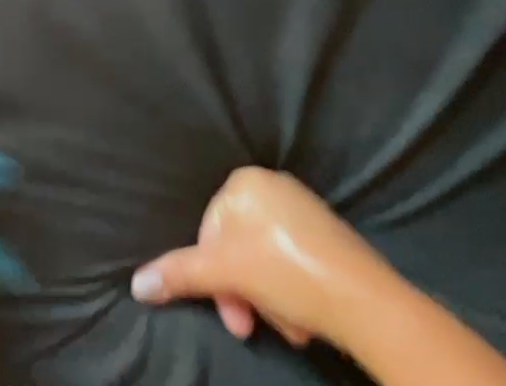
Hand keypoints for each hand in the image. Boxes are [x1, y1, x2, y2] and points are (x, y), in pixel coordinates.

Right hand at [130, 167, 397, 347]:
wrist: (369, 304)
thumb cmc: (286, 272)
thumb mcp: (223, 273)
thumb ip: (177, 273)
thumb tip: (136, 284)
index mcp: (246, 180)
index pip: (209, 229)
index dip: (211, 274)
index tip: (228, 310)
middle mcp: (275, 186)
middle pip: (236, 247)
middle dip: (241, 291)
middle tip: (249, 325)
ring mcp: (307, 211)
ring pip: (263, 260)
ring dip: (265, 297)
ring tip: (286, 325)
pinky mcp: (331, 240)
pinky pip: (292, 263)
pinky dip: (289, 291)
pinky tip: (301, 317)